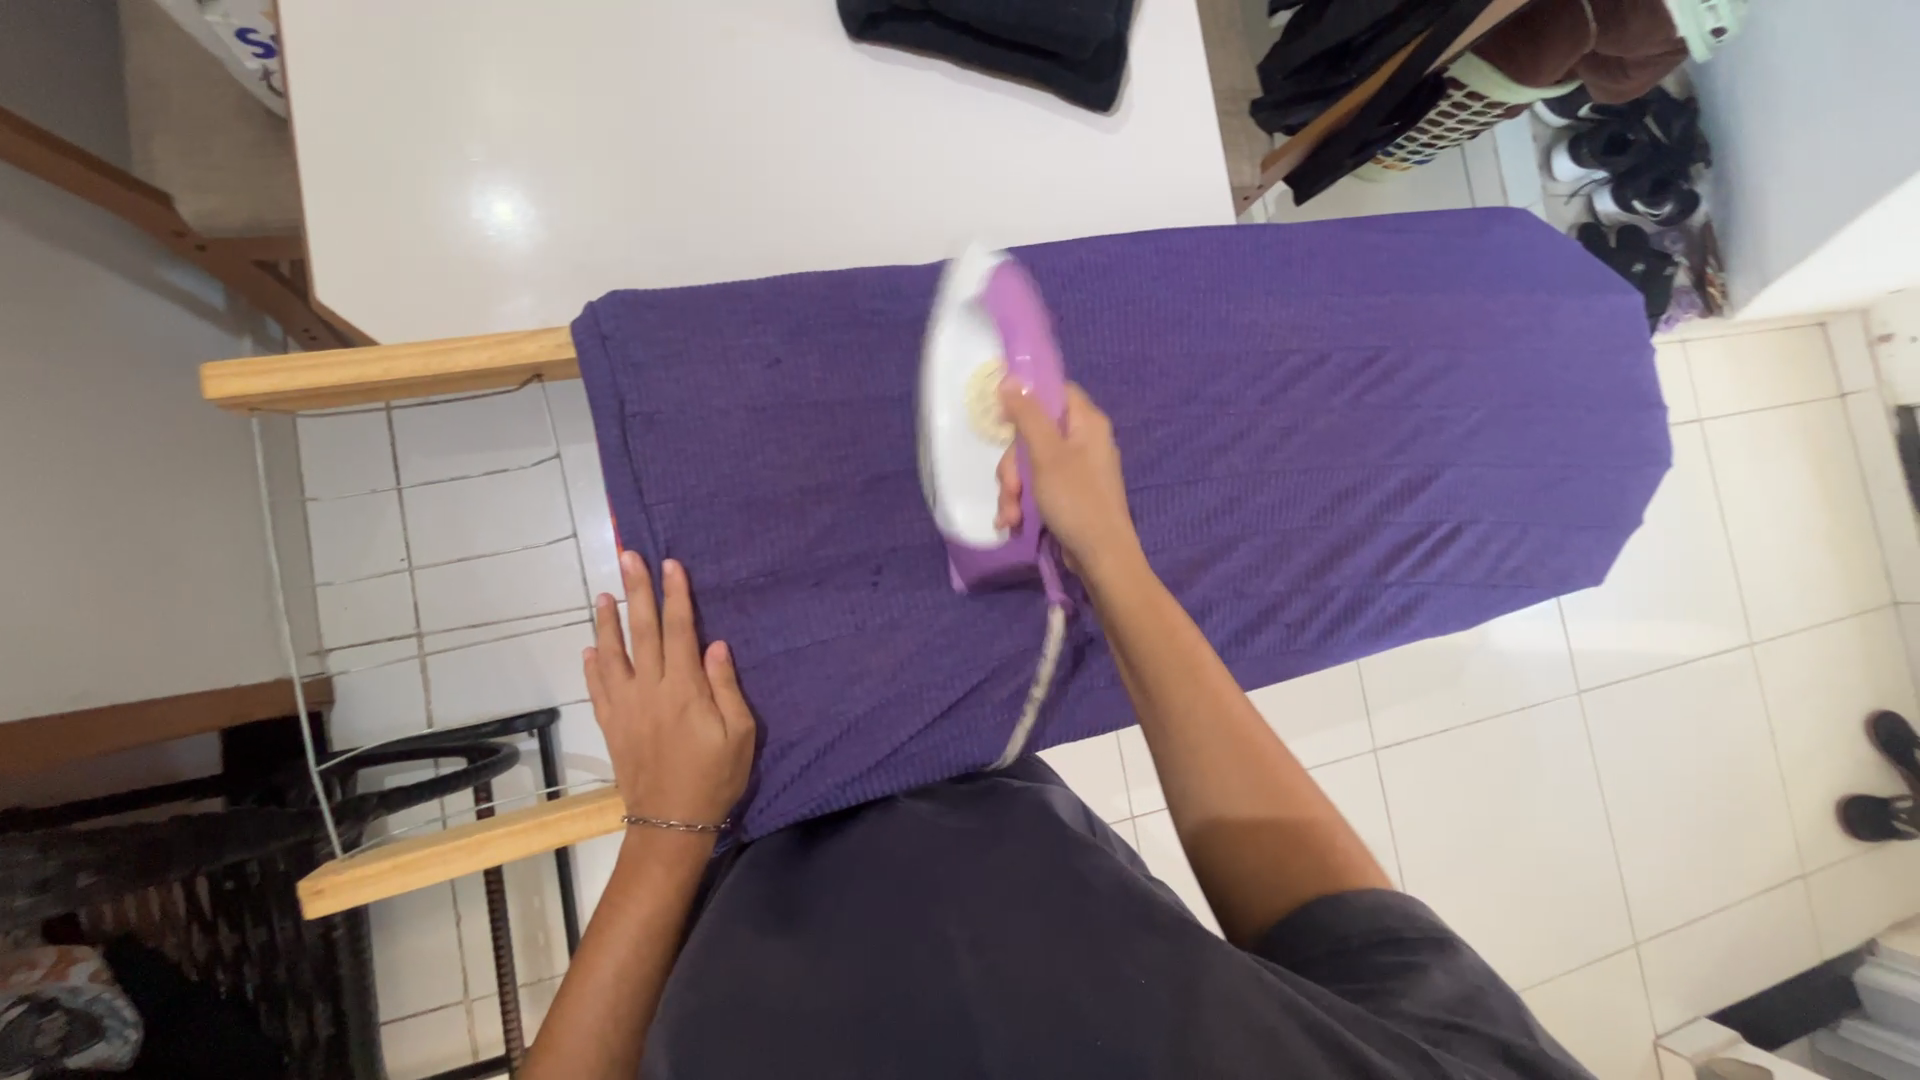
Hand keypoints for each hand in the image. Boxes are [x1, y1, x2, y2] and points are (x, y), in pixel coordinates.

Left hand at [584, 551, 755, 826]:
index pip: (679, 631)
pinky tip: (590, 648)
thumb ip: (726, 686)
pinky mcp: (613, 725)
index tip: (670, 565)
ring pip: (614, 655)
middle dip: (638, 592)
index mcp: (685, 689)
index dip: (676, 596)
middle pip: (643, 632)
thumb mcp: (740, 733)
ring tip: (603, 594)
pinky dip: (593, 665)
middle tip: (628, 558)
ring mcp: (626, 707)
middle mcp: (651, 690)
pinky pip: (599, 688)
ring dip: (608, 622)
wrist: (671, 822)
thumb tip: (716, 644)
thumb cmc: (716, 776)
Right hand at [994, 380, 1142, 579]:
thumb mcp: (1046, 454)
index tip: (1003, 418)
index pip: (1056, 393)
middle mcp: (1084, 442)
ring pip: (1030, 466)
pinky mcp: (1069, 497)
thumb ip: (1027, 415)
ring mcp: (1077, 472)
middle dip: (1014, 466)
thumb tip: (1010, 379)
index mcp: (1087, 423)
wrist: (1101, 556)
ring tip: (1011, 516)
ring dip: (1014, 491)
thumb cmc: (1076, 499)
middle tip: (1012, 487)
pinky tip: (1012, 523)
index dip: (1027, 400)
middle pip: (1035, 435)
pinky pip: (1038, 489)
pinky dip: (1023, 505)